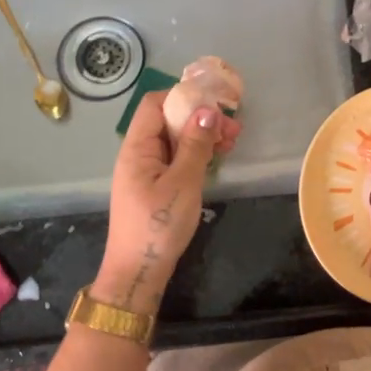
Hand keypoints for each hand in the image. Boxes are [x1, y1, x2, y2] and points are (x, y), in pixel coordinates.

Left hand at [93, 91, 240, 313]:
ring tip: (231, 142)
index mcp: (137, 148)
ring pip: (174, 140)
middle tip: (233, 128)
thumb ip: (195, 144)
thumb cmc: (158, 226)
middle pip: (167, 120)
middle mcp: (138, 153)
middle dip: (200, 117)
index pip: (155, 104)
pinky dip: (196, 153)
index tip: (215, 102)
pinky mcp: (155, 186)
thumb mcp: (183, 183)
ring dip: (201, 136)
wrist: (138, 274)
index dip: (183, 96)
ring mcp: (146, 171)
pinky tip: (216, 158)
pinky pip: (176, 158)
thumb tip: (207, 110)